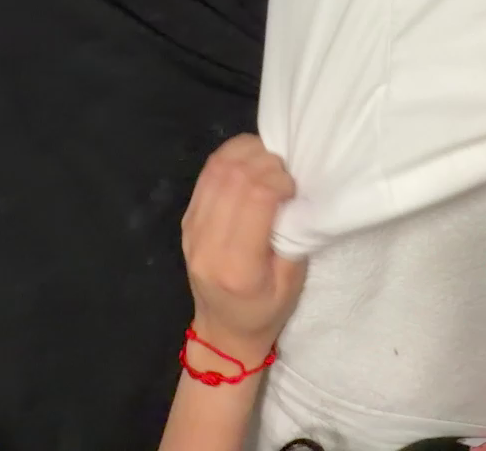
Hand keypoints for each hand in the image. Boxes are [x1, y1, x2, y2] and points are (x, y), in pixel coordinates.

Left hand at [180, 135, 306, 365]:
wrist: (223, 331)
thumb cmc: (266, 310)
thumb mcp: (293, 281)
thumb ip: (295, 233)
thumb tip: (297, 189)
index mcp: (237, 266)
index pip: (256, 197)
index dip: (280, 180)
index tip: (294, 188)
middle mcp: (207, 243)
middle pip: (236, 176)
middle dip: (268, 162)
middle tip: (286, 173)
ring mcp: (191, 228)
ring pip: (218, 167)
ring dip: (249, 154)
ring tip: (270, 164)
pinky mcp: (187, 217)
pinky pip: (208, 171)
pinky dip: (232, 156)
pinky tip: (250, 161)